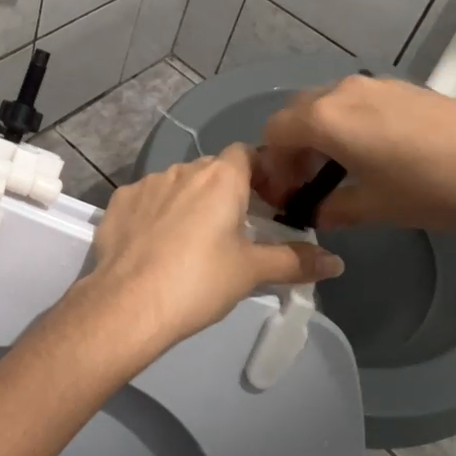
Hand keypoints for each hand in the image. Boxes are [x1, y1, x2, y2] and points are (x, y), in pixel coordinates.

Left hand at [81, 143, 344, 352]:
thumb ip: (295, 260)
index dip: (260, 172)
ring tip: (194, 242)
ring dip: (189, 202)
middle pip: (212, 170)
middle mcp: (182, 168)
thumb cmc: (200, 280)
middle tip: (237, 230)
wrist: (130, 301)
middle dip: (226, 192)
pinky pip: (147, 199)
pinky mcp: (120, 200)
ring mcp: (146, 182)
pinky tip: (158, 246)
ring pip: (177, 183)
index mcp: (220, 177)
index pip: (246, 153)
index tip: (269, 202)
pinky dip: (156, 214)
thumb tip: (336, 261)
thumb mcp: (253, 272)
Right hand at [255, 74, 455, 229]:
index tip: (286, 196)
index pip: (275, 132)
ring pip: (326, 105)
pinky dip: (347, 124)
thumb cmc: (433, 189)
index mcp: (324, 119)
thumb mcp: (377, 208)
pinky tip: (375, 154)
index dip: (273, 165)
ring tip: (341, 171)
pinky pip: (355, 102)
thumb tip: (317, 213)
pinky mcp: (400, 87)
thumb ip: (335, 209)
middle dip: (293, 147)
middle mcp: (340, 92)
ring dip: (320, 134)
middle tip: (307, 184)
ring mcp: (372, 85)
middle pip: (296, 113)